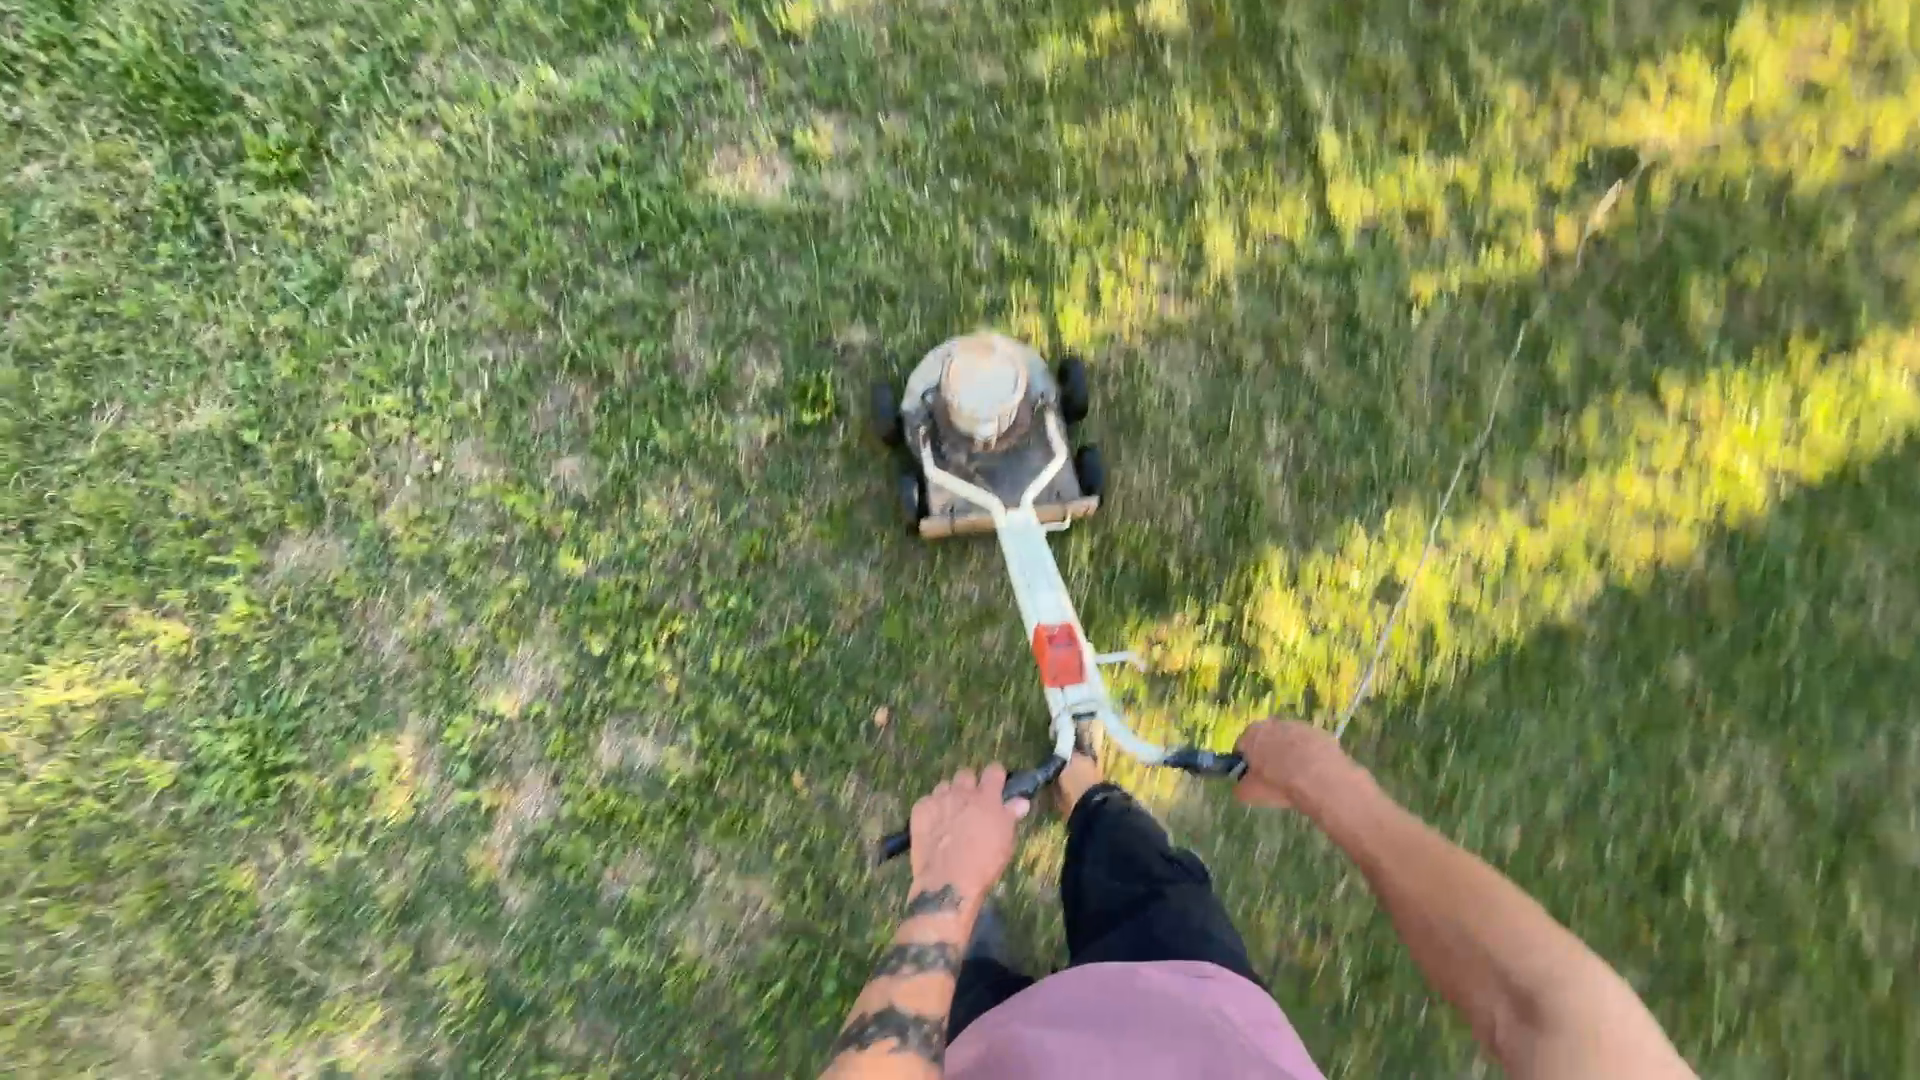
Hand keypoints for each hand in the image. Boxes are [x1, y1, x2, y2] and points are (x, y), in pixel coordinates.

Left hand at [907, 764, 1028, 907]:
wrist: (948, 882)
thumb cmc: (984, 864)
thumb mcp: (1005, 842)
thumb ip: (1011, 816)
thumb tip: (1021, 801)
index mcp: (987, 798)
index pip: (994, 770)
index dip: (995, 777)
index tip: (995, 786)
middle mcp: (962, 792)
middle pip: (966, 774)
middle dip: (969, 785)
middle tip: (971, 804)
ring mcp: (939, 799)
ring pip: (945, 786)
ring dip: (949, 796)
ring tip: (950, 815)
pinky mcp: (920, 810)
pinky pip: (927, 800)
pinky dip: (931, 809)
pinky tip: (934, 826)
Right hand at [1234, 719, 1368, 809]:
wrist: (1322, 782)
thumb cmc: (1279, 785)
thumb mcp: (1250, 793)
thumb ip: (1240, 787)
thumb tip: (1242, 786)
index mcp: (1252, 733)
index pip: (1242, 745)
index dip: (1246, 762)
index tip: (1253, 776)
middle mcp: (1274, 723)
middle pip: (1267, 740)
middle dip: (1269, 755)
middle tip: (1275, 777)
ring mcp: (1300, 727)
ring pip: (1290, 742)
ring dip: (1291, 754)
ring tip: (1298, 778)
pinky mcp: (1322, 734)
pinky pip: (1311, 746)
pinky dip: (1310, 757)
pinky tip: (1315, 775)